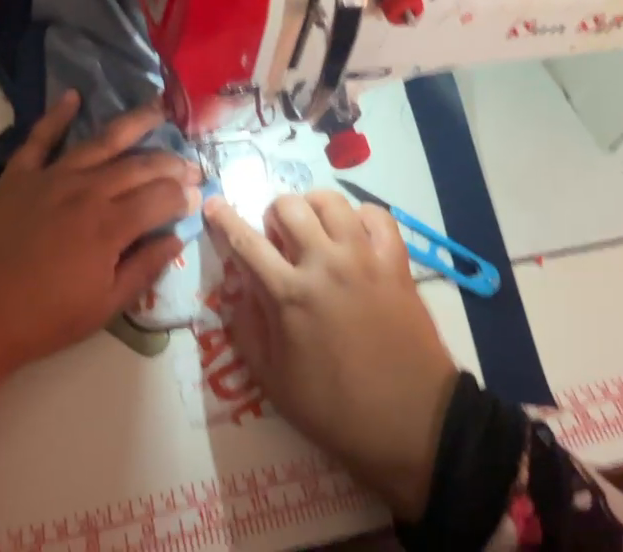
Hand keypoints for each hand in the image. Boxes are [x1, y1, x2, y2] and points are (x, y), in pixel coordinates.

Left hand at [0, 92, 199, 495]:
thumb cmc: (40, 319)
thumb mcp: (102, 307)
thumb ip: (144, 269)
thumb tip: (176, 238)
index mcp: (110, 226)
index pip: (160, 198)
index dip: (183, 194)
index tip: (198, 194)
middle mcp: (86, 191)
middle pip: (139, 166)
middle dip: (170, 162)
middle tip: (190, 162)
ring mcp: (50, 178)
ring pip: (100, 142)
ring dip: (133, 124)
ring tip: (157, 110)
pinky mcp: (17, 176)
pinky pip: (40, 138)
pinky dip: (57, 115)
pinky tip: (73, 96)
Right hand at [203, 191, 457, 520]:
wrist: (409, 423)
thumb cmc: (334, 408)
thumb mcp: (272, 379)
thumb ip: (247, 326)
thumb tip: (239, 287)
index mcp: (289, 294)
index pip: (246, 242)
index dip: (224, 219)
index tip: (213, 204)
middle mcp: (325, 264)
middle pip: (288, 206)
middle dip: (273, 216)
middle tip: (278, 241)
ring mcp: (364, 258)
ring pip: (331, 201)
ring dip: (313, 209)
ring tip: (314, 231)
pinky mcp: (397, 262)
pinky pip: (376, 215)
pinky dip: (359, 217)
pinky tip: (353, 236)